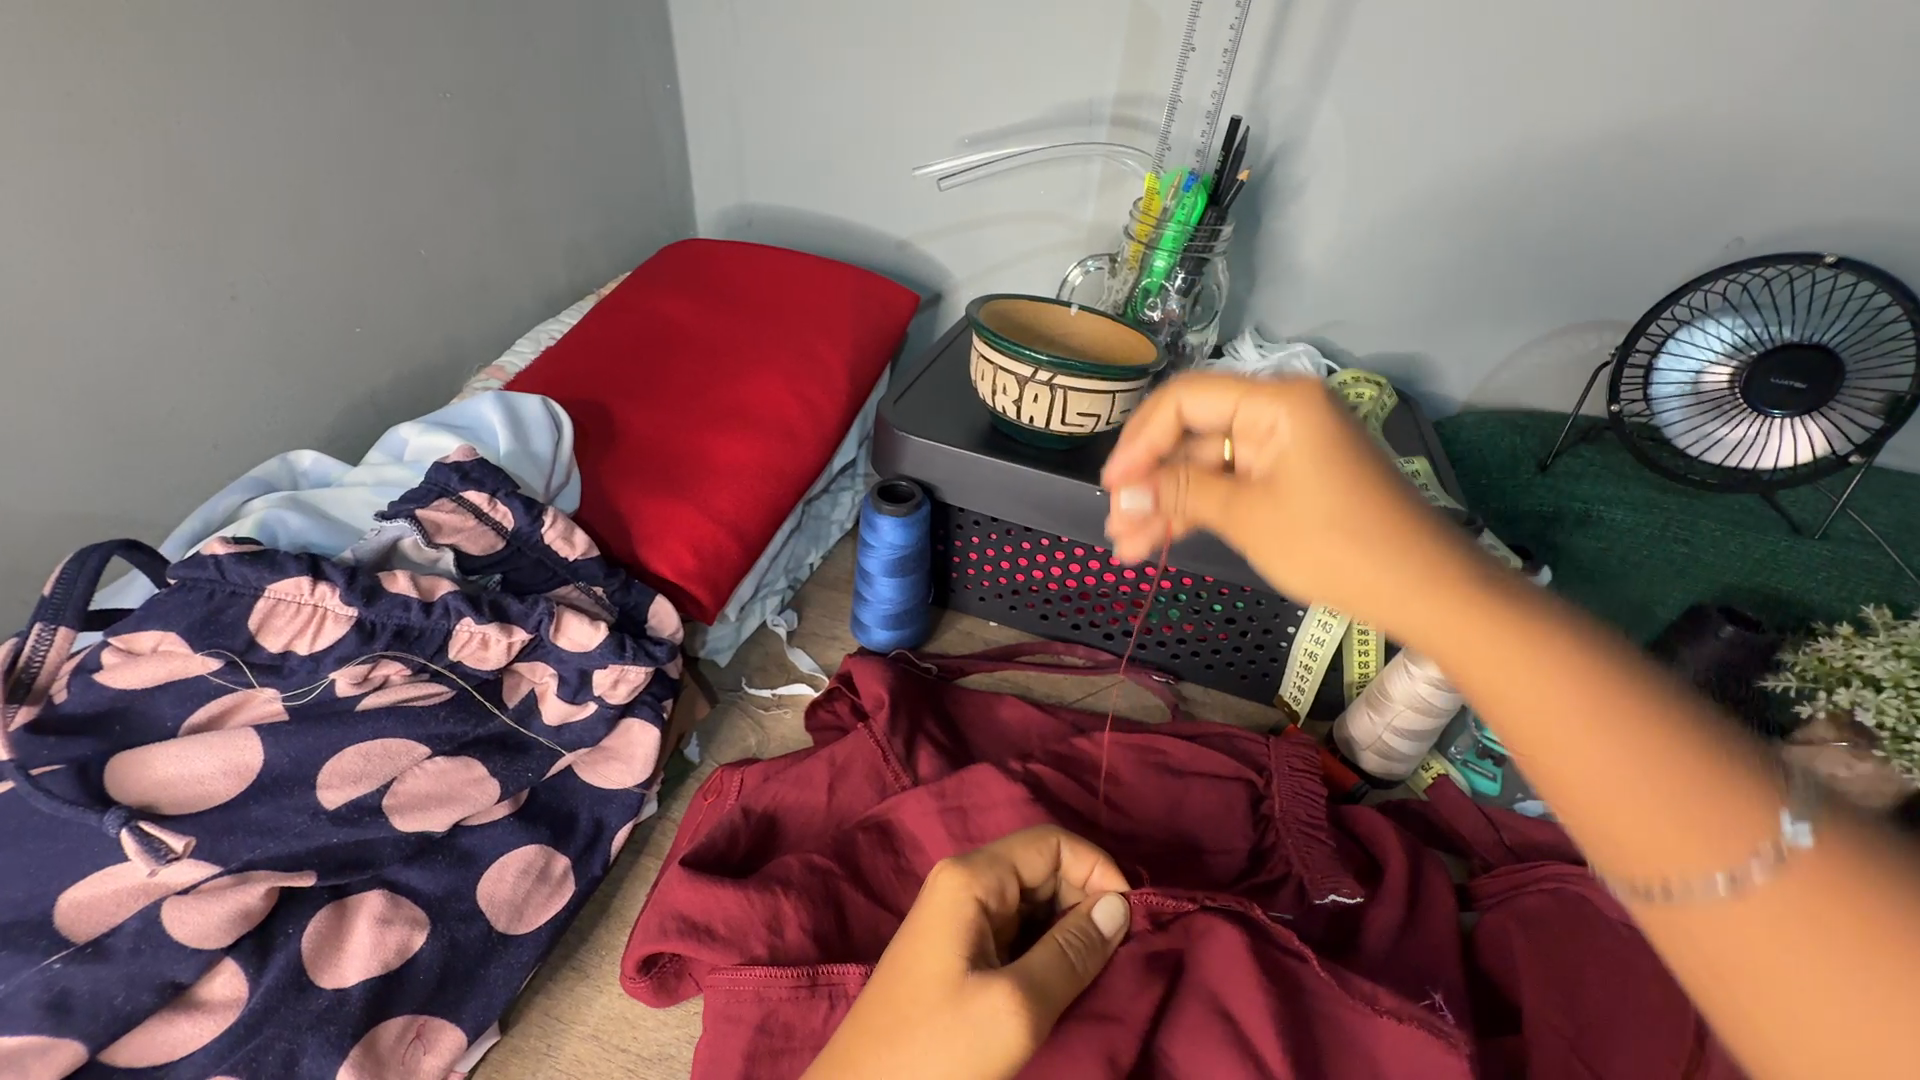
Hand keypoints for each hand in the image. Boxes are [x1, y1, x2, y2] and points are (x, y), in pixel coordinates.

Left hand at [802, 826, 1131, 1079]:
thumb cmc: (936, 1050)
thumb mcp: (1016, 1007)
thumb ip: (1071, 952)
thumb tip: (1120, 906)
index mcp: (971, 877)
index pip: (1052, 842)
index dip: (1098, 872)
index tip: (1129, 926)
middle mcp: (963, 882)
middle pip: (1043, 867)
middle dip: (1085, 901)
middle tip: (1114, 958)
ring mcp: (958, 915)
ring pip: (1033, 900)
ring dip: (1069, 929)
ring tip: (1093, 974)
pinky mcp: (958, 948)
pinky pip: (1016, 929)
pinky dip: (1046, 947)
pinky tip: (1062, 982)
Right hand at [1101, 373, 1479, 637]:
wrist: (1423, 590)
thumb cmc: (1336, 546)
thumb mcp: (1247, 517)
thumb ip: (1180, 493)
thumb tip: (1121, 494)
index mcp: (1276, 402)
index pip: (1185, 400)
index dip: (1140, 441)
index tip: (1112, 488)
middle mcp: (1278, 412)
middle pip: (1192, 433)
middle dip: (1150, 480)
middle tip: (1116, 524)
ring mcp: (1284, 446)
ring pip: (1205, 465)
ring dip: (1166, 503)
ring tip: (1127, 547)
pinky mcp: (1288, 477)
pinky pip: (1230, 484)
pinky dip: (1198, 511)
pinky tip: (1159, 541)